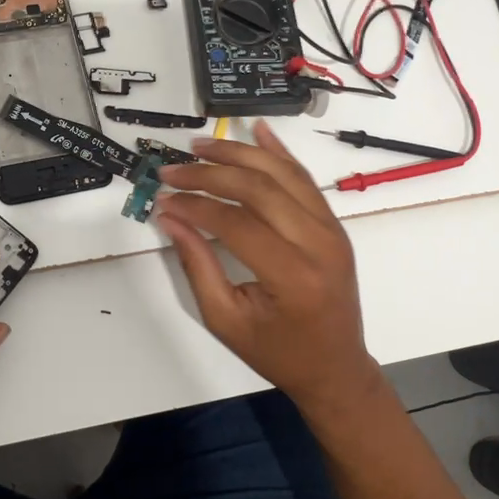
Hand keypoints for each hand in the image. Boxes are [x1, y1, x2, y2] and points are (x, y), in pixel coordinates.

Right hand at [154, 120, 376, 412]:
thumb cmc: (278, 352)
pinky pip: (305, 179)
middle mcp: (318, 244)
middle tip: (172, 169)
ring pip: (283, 175)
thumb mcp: (226, 319)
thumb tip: (168, 216)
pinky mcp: (334, 225)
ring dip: (240, 154)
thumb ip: (197, 264)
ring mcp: (332, 231)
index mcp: (291, 276)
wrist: (335, 368)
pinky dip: (280, 153)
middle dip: (210, 173)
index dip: (194, 206)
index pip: (235, 223)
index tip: (162, 199)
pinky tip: (258, 129)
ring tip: (201, 145)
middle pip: (259, 189)